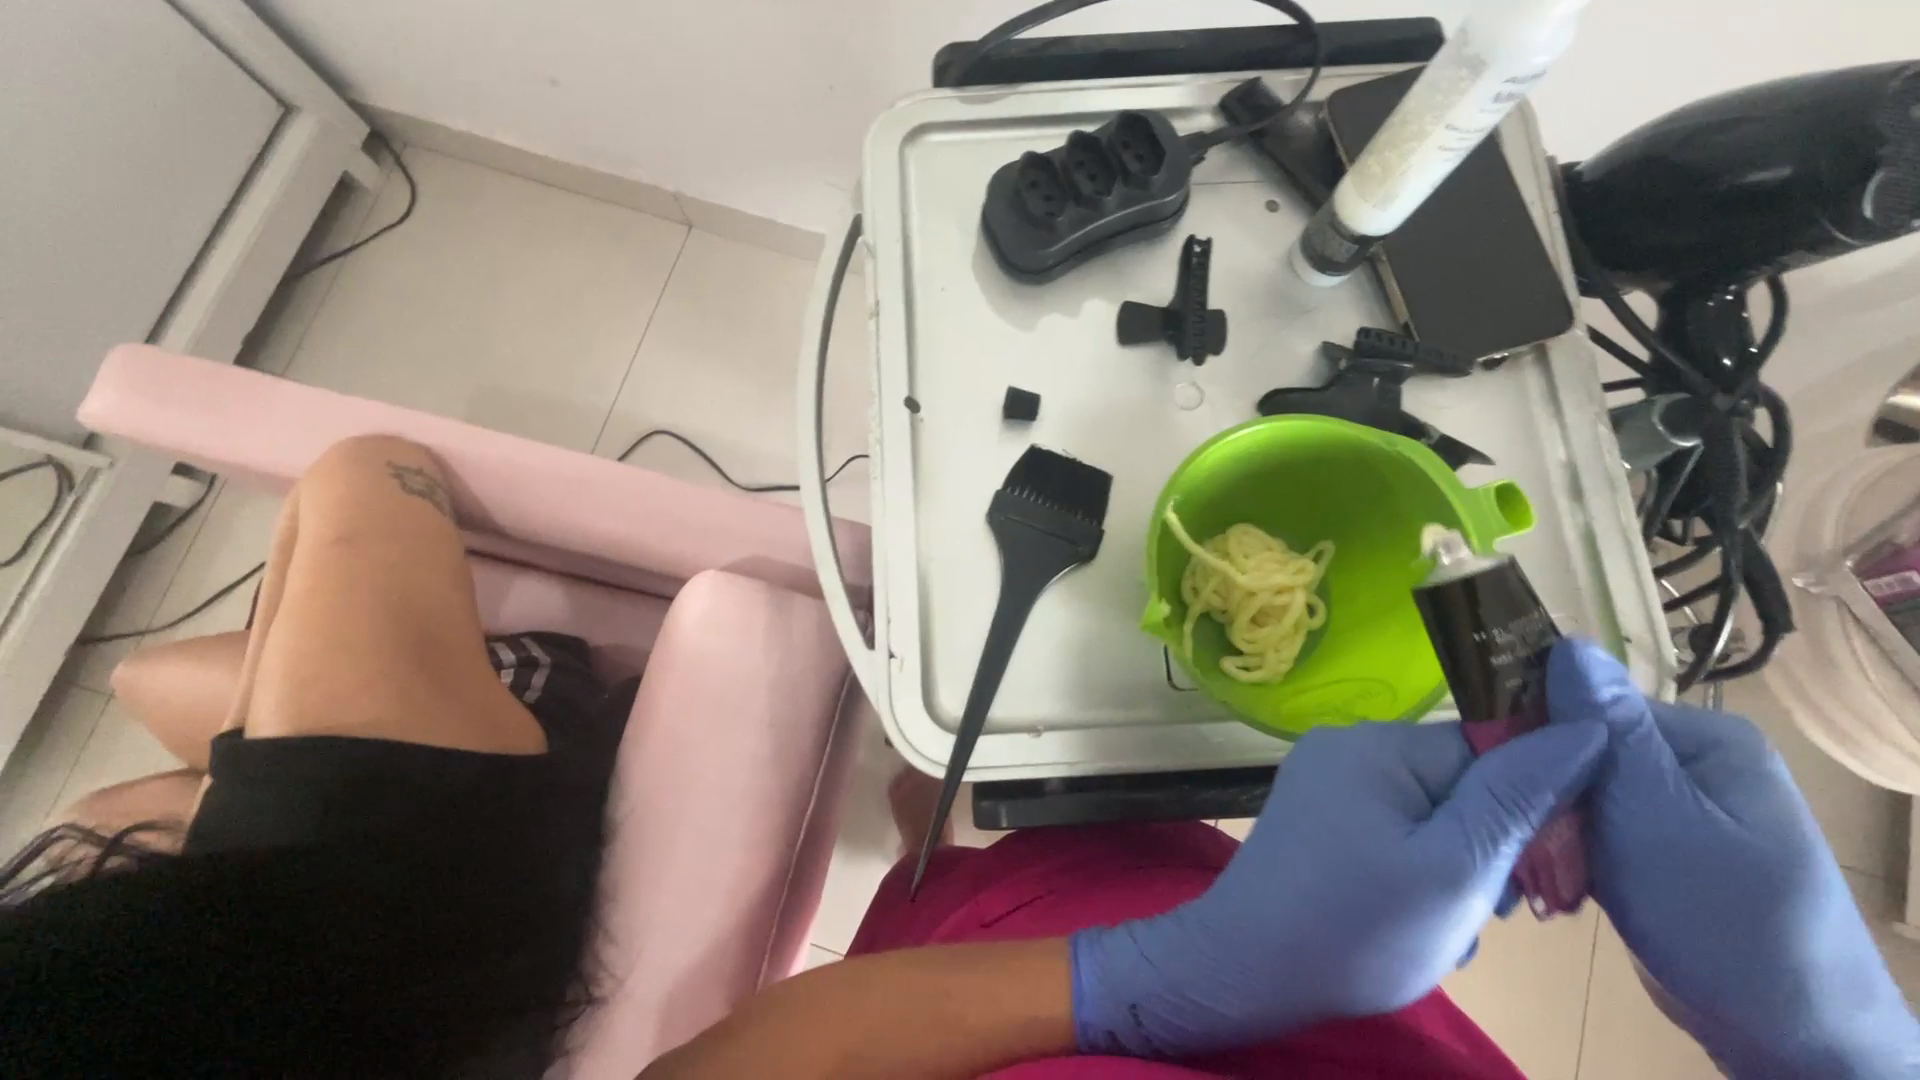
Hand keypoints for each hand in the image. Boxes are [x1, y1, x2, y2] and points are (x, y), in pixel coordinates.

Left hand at [1070, 716, 1603, 1056]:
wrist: (1244, 969)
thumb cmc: (1356, 928)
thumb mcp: (1457, 868)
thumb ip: (1519, 796)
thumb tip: (1586, 724)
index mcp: (1378, 743)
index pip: (1491, 751)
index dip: (1528, 810)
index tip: (1535, 873)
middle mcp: (1347, 744)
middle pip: (1460, 783)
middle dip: (1486, 849)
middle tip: (1475, 911)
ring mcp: (1324, 778)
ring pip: (1431, 814)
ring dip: (1453, 869)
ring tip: (1436, 925)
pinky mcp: (1315, 812)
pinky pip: (1392, 828)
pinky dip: (1413, 871)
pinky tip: (1405, 918)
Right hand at [1548, 640, 1919, 1077]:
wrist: (1790, 1042)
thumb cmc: (1723, 918)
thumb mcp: (1655, 815)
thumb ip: (1609, 730)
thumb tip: (1566, 642)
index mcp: (1704, 737)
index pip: (1586, 706)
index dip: (1532, 735)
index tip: (1495, 776)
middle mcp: (1693, 762)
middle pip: (1579, 749)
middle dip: (1539, 788)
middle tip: (1515, 830)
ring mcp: (1680, 808)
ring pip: (1579, 792)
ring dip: (1547, 823)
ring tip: (1531, 860)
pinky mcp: (1662, 850)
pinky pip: (1593, 828)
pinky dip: (1566, 849)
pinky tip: (1553, 874)